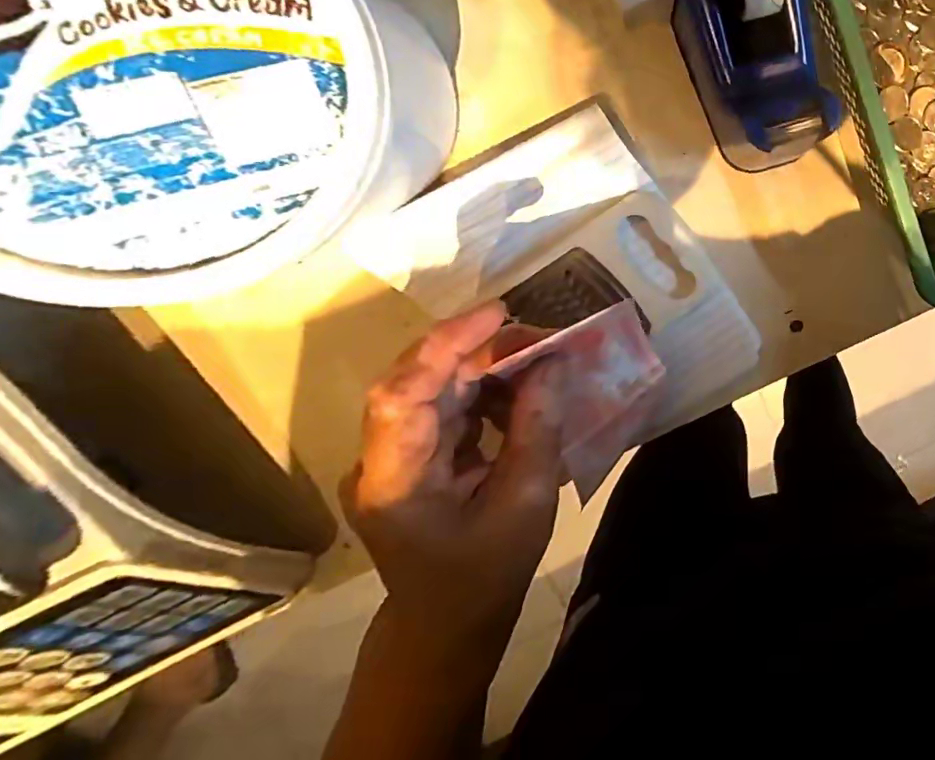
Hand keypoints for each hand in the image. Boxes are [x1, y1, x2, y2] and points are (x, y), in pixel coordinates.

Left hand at [343, 303, 563, 627]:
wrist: (450, 619)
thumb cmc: (488, 569)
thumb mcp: (527, 500)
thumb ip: (537, 427)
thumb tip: (552, 362)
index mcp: (395, 480)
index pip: (401, 395)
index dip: (445, 346)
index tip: (498, 314)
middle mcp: (382, 458)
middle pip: (420, 379)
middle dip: (482, 348)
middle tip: (542, 337)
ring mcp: (395, 453)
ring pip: (436, 384)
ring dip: (489, 364)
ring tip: (543, 356)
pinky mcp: (416, 452)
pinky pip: (449, 402)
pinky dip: (488, 386)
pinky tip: (525, 386)